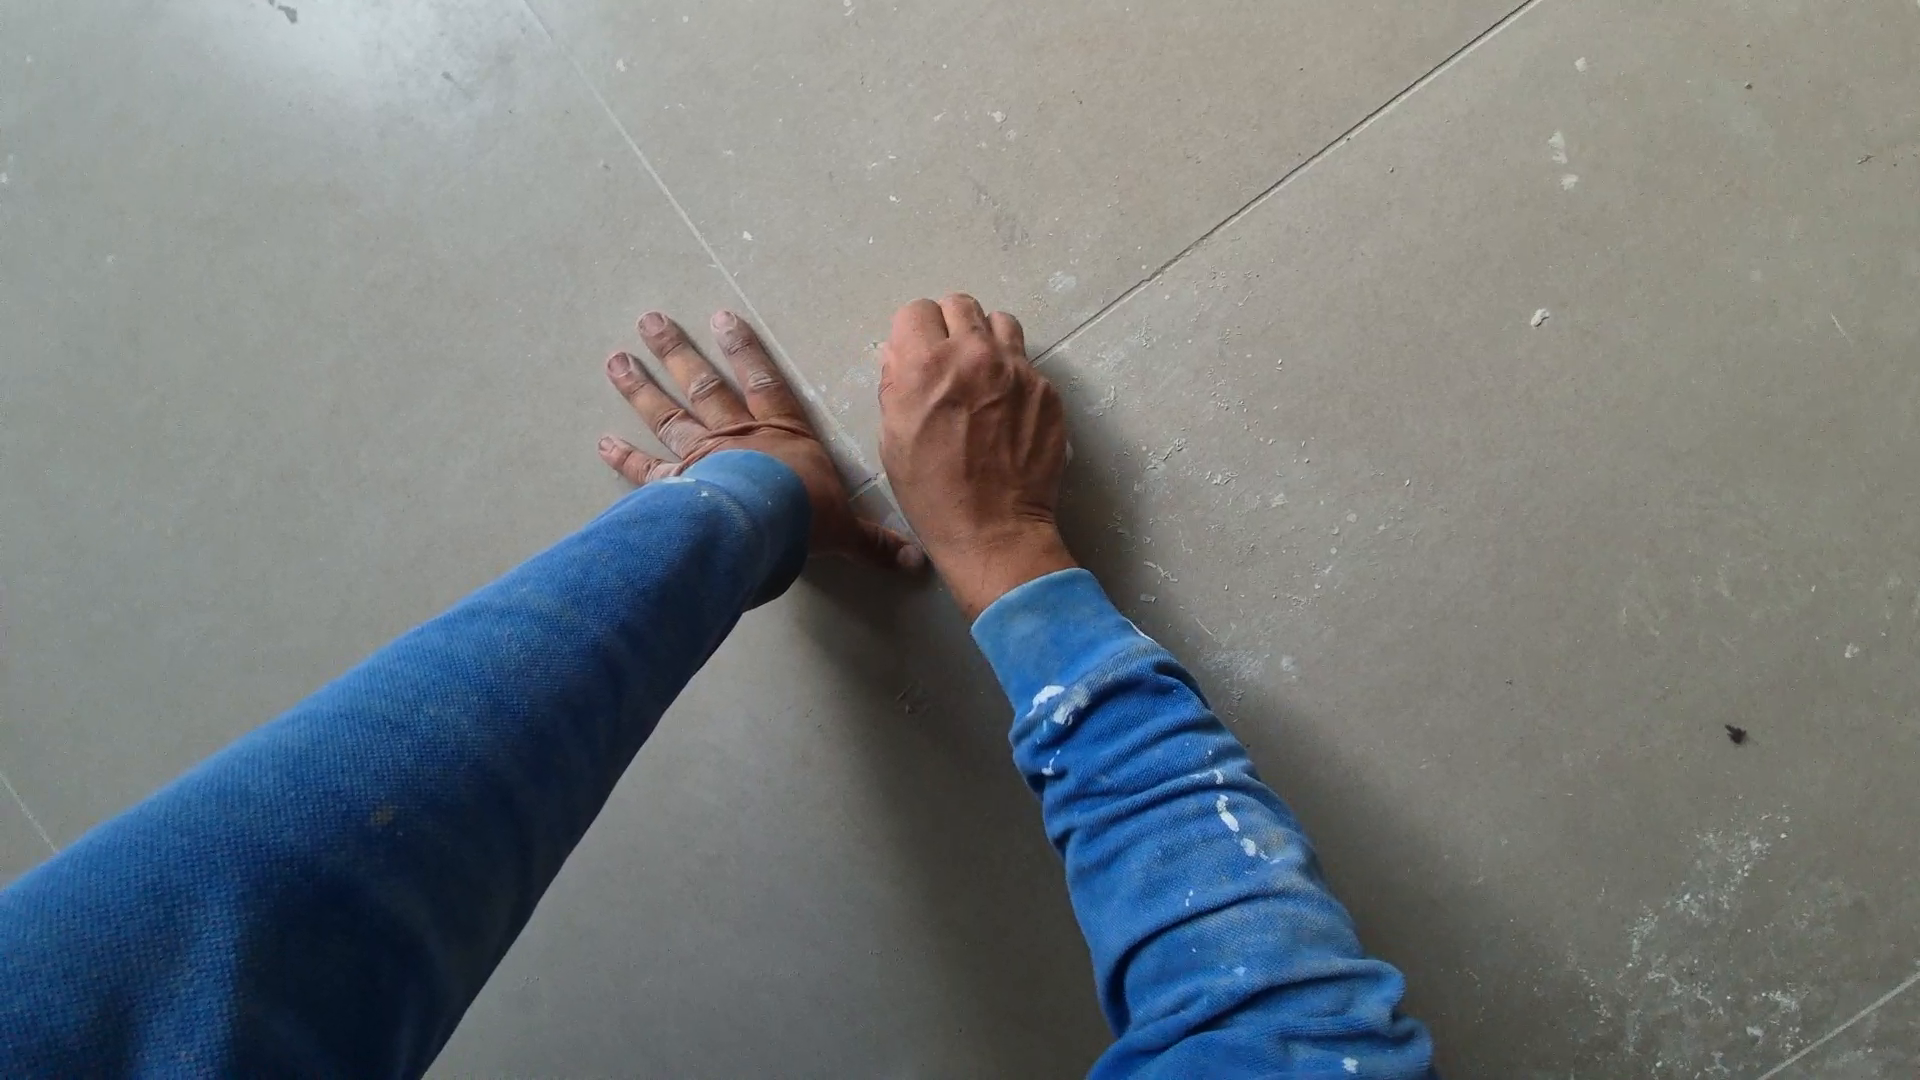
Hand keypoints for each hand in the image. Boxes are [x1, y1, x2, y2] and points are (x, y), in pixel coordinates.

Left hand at [600, 310, 923, 570]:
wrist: (765, 527)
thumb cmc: (808, 517)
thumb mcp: (848, 529)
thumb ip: (876, 543)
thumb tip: (918, 562)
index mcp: (781, 434)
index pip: (763, 382)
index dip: (743, 350)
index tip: (720, 318)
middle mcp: (737, 436)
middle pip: (703, 386)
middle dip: (678, 352)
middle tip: (650, 320)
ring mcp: (702, 457)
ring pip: (668, 415)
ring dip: (642, 388)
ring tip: (617, 358)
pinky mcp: (676, 487)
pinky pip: (647, 470)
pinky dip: (624, 458)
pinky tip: (601, 441)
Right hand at [878, 294, 1075, 619]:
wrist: (994, 530)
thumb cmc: (932, 493)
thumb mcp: (892, 439)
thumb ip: (895, 384)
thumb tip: (899, 354)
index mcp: (925, 365)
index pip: (916, 310)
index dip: (913, 333)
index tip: (917, 356)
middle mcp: (974, 356)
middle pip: (960, 305)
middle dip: (949, 328)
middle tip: (949, 363)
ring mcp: (1017, 371)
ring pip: (1000, 323)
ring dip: (986, 341)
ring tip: (982, 377)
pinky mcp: (1047, 391)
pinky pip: (1026, 363)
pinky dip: (1013, 376)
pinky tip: (1008, 411)